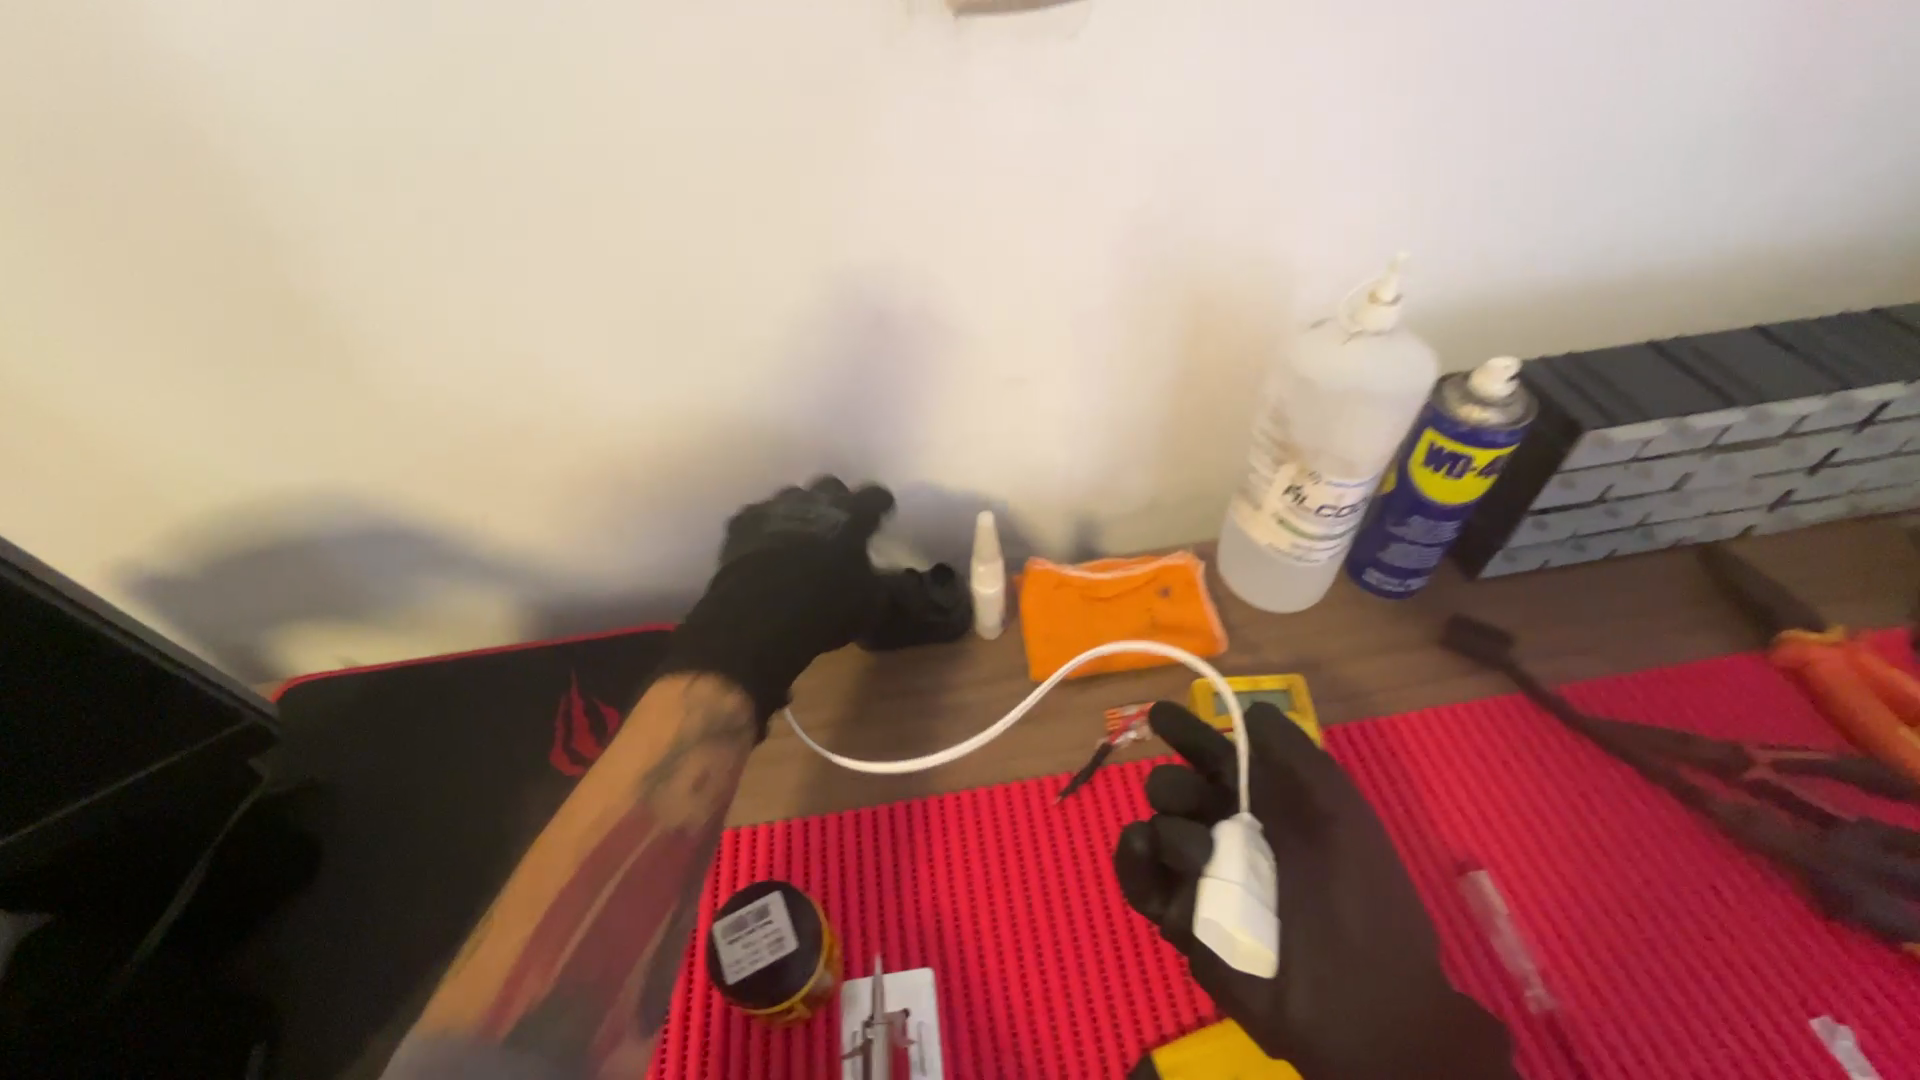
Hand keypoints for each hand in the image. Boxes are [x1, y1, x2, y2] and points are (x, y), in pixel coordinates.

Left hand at [656, 477, 894, 732]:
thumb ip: (888, 587)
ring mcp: (774, 509)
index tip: (883, 514)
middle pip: (830, 485)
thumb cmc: (825, 609)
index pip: (875, 494)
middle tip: (842, 524)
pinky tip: (767, 544)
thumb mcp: (872, 607)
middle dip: (838, 500)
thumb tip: (894, 579)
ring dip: (802, 510)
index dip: (881, 504)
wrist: (757, 619)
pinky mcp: (741, 524)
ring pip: (792, 496)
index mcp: (852, 515)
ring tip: (804, 533)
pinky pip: (759, 516)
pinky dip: (767, 527)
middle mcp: (814, 502)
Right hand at [1113, 703, 1515, 1078]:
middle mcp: (1228, 836)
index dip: (1188, 732)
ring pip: (1154, 828)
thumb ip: (1293, 753)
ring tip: (1199, 849)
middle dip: (1174, 783)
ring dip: (1168, 824)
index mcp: (1266, 808)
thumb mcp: (1337, 810)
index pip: (1215, 758)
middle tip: (1190, 795)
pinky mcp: (1180, 917)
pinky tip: (1141, 845)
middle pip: (1175, 789)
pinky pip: (1138, 878)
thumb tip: (1248, 709)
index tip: (1159, 712)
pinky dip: (1131, 857)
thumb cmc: (1358, 894)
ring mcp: (1201, 878)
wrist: (1362, 1001)